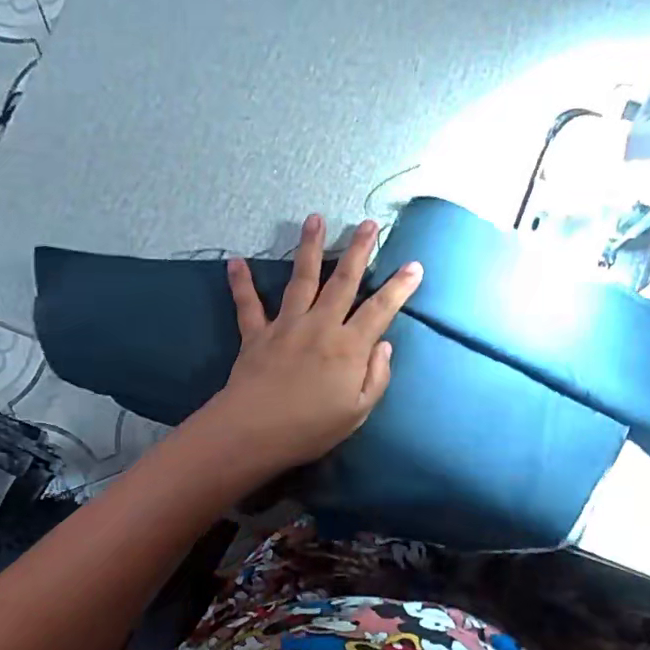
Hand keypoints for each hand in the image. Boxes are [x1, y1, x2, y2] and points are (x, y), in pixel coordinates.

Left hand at [188, 213, 420, 475]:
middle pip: (343, 281)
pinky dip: (241, 283)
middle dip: (359, 250)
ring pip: (301, 279)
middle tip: (369, 224)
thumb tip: (384, 345)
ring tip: (314, 219)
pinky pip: (248, 304)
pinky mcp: (255, 334)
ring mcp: (285, 326)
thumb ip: (375, 377)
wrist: (254, 431)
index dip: (400, 287)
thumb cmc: (309, 429)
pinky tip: (235, 262)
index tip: (414, 265)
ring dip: (309, 247)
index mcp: (348, 347)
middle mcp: (319, 326)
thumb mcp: (356, 413)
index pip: (380, 310)